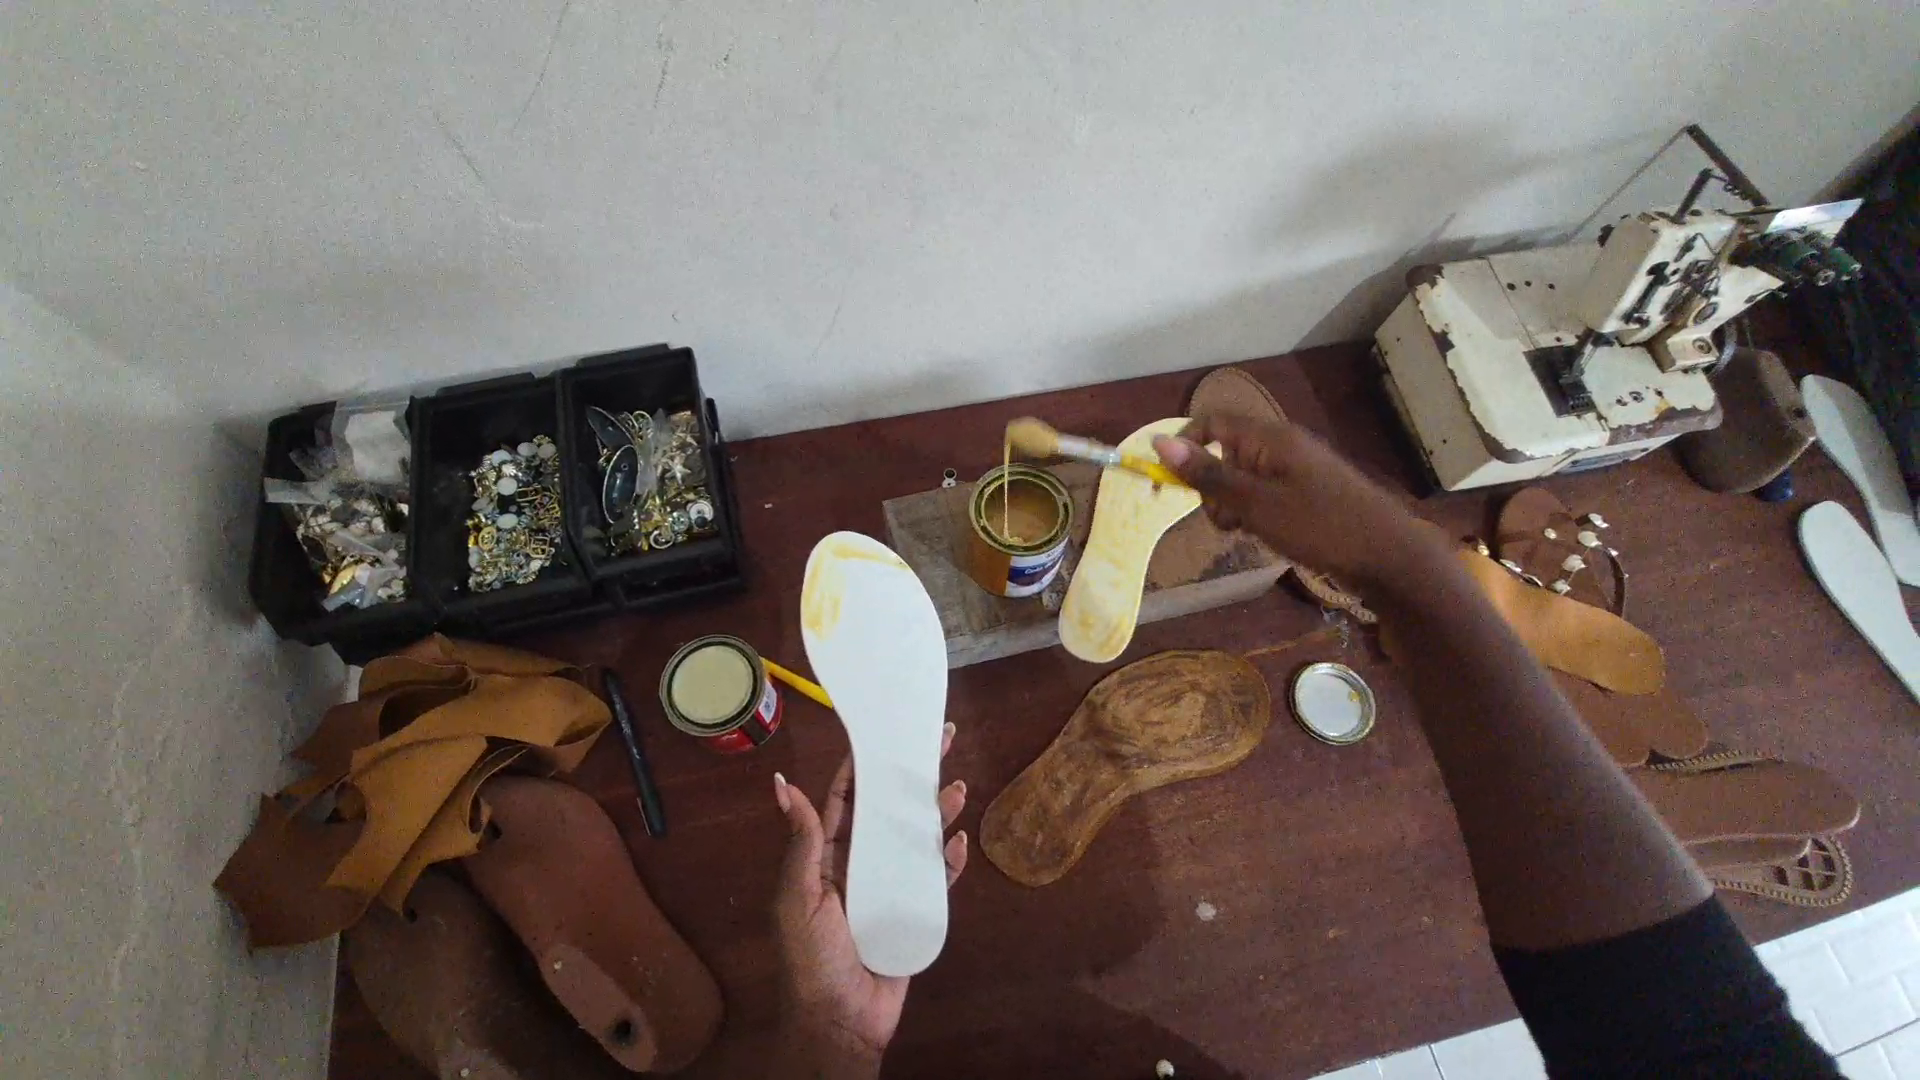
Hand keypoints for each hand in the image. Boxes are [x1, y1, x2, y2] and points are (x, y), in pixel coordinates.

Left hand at [770, 722, 967, 1072]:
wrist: (840, 1023)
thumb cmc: (812, 957)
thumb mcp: (798, 895)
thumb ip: (802, 840)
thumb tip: (782, 782)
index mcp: (829, 853)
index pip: (848, 796)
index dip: (864, 763)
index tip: (885, 732)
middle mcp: (861, 860)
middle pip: (889, 807)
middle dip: (913, 775)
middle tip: (942, 741)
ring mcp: (890, 883)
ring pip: (917, 836)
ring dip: (937, 811)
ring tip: (957, 787)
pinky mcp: (914, 908)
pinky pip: (936, 878)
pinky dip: (950, 860)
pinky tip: (959, 842)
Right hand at [1152, 412, 1441, 592]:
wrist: (1388, 558)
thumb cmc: (1319, 526)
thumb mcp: (1254, 504)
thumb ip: (1207, 474)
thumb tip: (1160, 441)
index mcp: (1270, 439)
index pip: (1213, 423)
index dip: (1186, 446)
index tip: (1172, 483)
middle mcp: (1283, 446)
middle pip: (1225, 452)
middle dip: (1211, 485)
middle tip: (1224, 519)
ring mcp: (1297, 469)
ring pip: (1242, 477)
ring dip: (1231, 503)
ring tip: (1246, 530)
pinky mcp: (1307, 492)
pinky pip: (1264, 493)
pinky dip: (1253, 511)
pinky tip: (1264, 533)